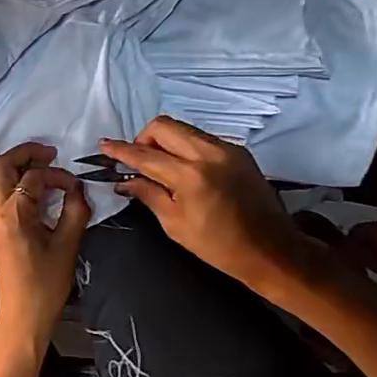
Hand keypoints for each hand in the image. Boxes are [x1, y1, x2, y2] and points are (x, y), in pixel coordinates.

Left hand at [0, 143, 91, 356]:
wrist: (21, 315)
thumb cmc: (45, 284)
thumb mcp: (67, 245)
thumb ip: (74, 211)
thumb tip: (78, 191)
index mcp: (13, 213)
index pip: (33, 178)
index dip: (57, 175)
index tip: (75, 185)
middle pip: (2, 166)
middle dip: (25, 153)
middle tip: (49, 152)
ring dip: (19, 167)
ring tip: (46, 166)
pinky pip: (2, 194)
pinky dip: (17, 183)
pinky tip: (38, 189)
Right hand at [99, 116, 328, 292]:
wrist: (272, 250)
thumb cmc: (219, 246)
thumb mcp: (175, 224)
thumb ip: (148, 194)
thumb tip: (125, 181)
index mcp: (191, 176)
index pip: (145, 155)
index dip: (121, 150)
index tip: (104, 146)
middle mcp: (209, 154)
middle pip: (163, 126)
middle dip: (144, 139)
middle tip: (138, 162)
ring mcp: (227, 149)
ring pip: (183, 129)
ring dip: (165, 142)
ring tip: (161, 167)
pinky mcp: (238, 152)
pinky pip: (201, 138)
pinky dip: (185, 147)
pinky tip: (184, 170)